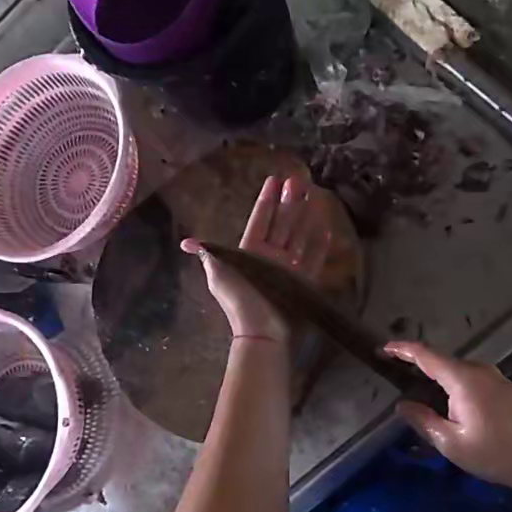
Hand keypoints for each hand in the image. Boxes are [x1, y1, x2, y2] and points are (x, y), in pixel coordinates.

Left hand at [184, 175, 332, 342]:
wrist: (262, 332)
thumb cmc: (240, 299)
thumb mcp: (219, 274)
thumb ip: (209, 254)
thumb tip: (186, 242)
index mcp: (248, 252)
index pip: (259, 220)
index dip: (266, 200)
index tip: (274, 180)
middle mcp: (269, 256)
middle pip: (281, 223)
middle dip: (289, 201)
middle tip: (298, 179)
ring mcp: (287, 268)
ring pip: (298, 235)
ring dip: (305, 215)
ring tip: (314, 193)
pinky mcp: (304, 280)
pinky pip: (313, 257)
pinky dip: (318, 243)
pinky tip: (325, 226)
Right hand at [386, 341, 511, 498]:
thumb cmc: (499, 454)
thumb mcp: (453, 444)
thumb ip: (423, 421)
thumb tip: (402, 405)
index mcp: (462, 379)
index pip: (425, 355)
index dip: (401, 349)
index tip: (382, 348)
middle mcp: (478, 370)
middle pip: (439, 359)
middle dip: (415, 361)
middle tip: (393, 369)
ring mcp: (494, 377)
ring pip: (455, 369)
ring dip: (435, 373)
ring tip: (415, 382)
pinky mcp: (504, 387)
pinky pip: (469, 376)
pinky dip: (451, 380)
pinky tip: (446, 396)